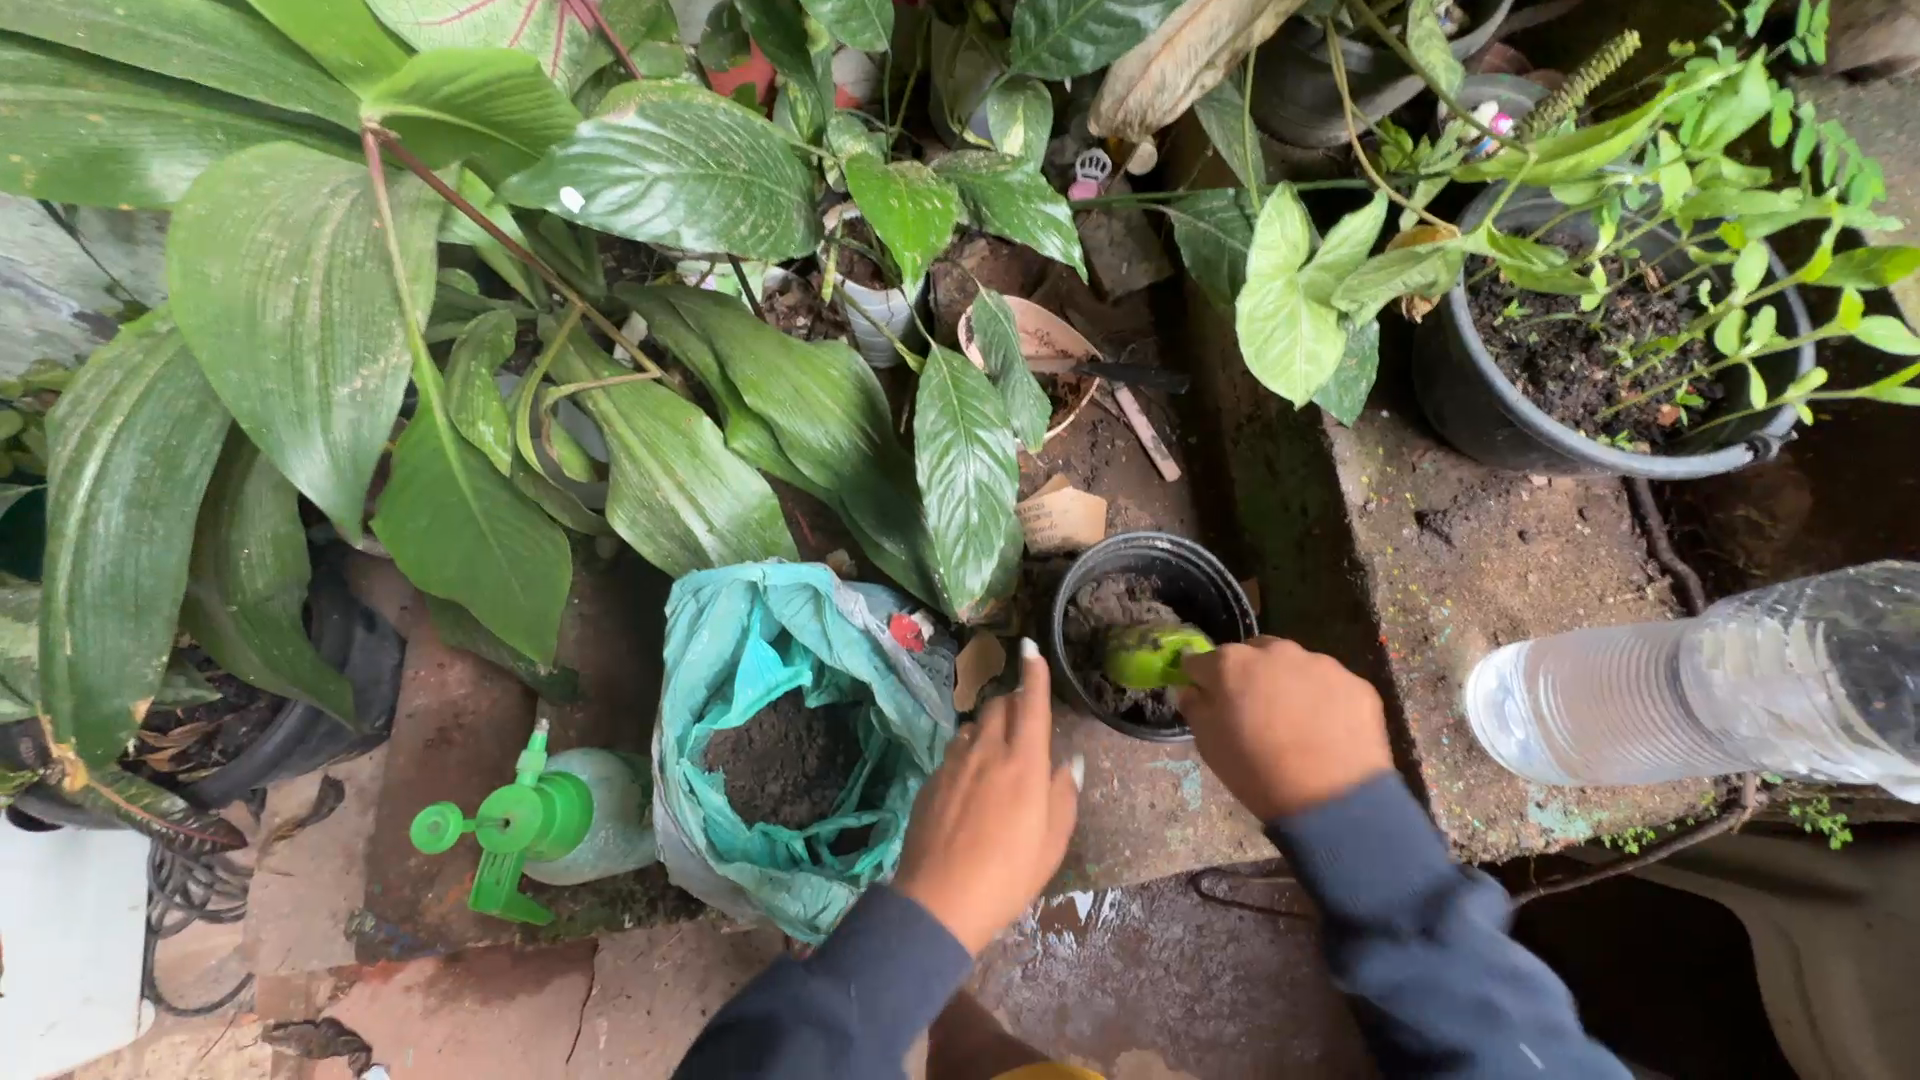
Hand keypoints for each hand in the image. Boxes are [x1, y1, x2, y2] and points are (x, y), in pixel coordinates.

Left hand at [893, 640, 1078, 954]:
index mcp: (1025, 763)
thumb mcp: (1052, 842)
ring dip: (989, 726)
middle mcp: (988, 751)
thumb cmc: (1009, 875)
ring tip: (998, 751)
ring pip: (973, 725)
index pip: (1032, 704)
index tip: (1030, 648)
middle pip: (999, 706)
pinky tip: (971, 781)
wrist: (939, 900)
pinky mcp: (932, 779)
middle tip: (1024, 718)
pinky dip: (968, 751)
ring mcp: (954, 763)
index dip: (1034, 673)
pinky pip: (954, 750)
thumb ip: (1063, 795)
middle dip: (1013, 702)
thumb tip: (1069, 763)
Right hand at [1179, 636, 1392, 820]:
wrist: (1332, 800)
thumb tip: (1192, 690)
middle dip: (1248, 675)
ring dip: (1287, 683)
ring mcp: (1319, 663)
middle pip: (1251, 655)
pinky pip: (1329, 684)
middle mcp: (1274, 651)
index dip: (1202, 681)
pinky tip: (1325, 730)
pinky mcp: (1354, 682)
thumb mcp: (1207, 743)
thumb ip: (1194, 707)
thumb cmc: (1256, 770)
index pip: (1201, 661)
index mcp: (1230, 662)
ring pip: (1293, 666)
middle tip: (1254, 711)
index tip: (1208, 699)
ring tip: (1295, 722)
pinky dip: (1323, 699)